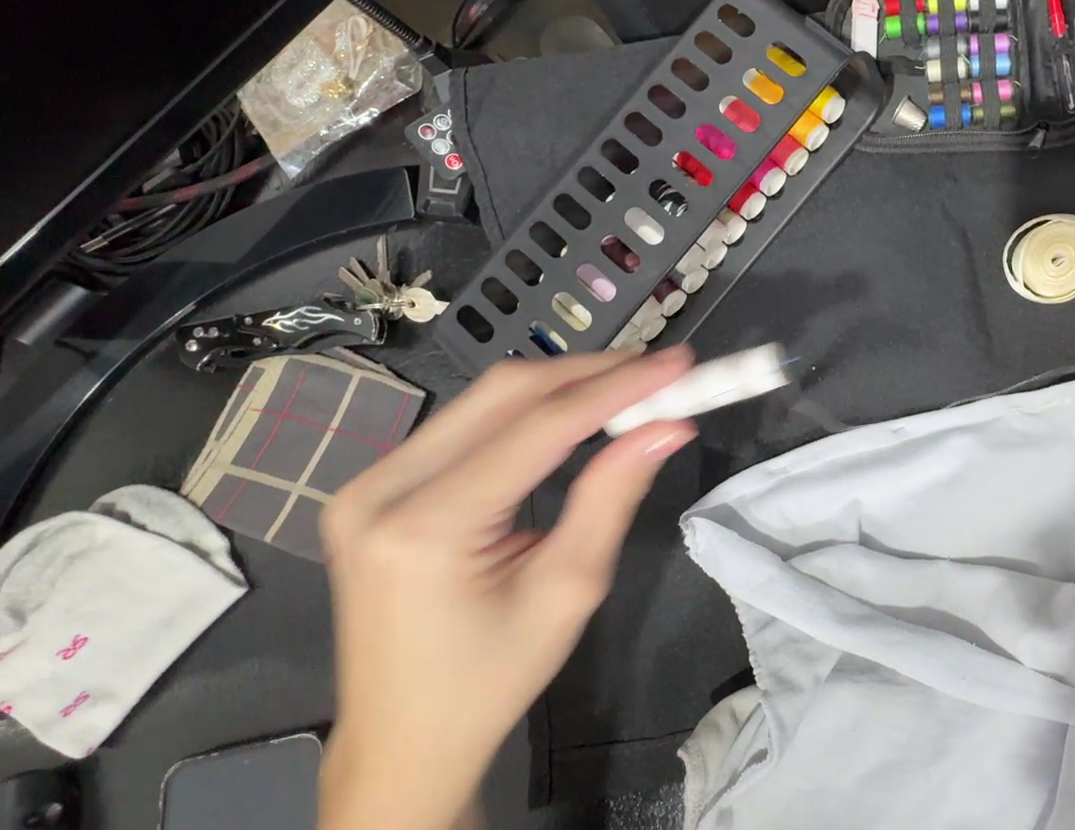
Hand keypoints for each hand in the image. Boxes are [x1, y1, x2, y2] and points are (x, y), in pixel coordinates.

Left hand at [318, 348, 695, 829]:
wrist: (404, 739)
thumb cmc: (493, 677)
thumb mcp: (569, 590)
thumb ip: (613, 496)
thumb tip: (668, 426)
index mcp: (424, 526)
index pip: (539, 428)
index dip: (616, 387)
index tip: (678, 362)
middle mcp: (380, 489)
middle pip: (503, 395)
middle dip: (590, 373)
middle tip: (659, 368)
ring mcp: (368, 483)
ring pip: (483, 401)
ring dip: (562, 387)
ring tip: (629, 384)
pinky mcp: (375, 486)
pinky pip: (464, 425)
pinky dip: (528, 411)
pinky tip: (574, 411)